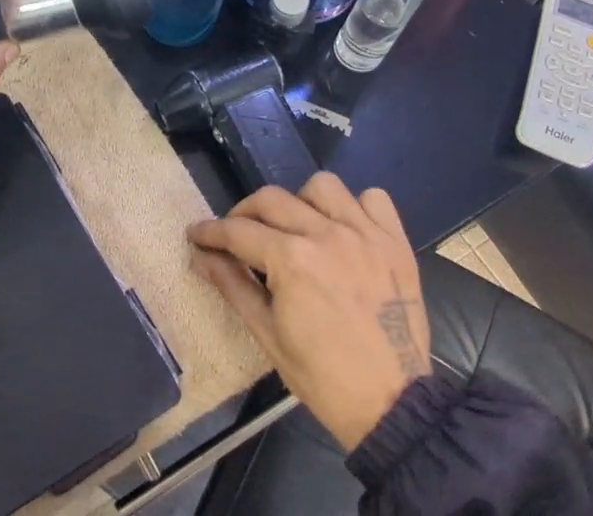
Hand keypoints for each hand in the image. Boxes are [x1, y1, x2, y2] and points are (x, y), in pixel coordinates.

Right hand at [190, 173, 432, 450]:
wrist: (391, 404)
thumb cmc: (322, 376)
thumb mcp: (267, 335)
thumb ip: (233, 286)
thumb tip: (200, 257)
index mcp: (292, 260)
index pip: (238, 231)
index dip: (210, 231)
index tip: (196, 234)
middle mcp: (327, 234)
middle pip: (272, 199)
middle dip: (244, 212)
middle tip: (236, 234)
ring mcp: (366, 235)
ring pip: (322, 187)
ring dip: (299, 201)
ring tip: (295, 227)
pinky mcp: (396, 243)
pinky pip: (374, 199)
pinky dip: (354, 206)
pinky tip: (344, 229)